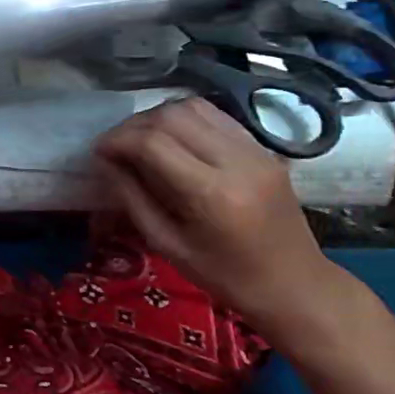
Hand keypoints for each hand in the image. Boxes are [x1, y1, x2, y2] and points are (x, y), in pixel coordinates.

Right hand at [94, 98, 344, 331]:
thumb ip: (133, 198)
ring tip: (141, 139)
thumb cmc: (226, 277)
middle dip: (133, 125)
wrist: (296, 286)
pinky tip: (172, 138)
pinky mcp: (264, 148)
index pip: (153, 143)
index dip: (117, 140)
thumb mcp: (168, 245)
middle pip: (171, 116)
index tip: (98, 151)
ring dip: (158, 116)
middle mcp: (236, 162)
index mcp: (212, 194)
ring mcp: (255, 150)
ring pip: (193, 107)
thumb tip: (106, 161)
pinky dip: (184, 119)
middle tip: (116, 145)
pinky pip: (215, 116)